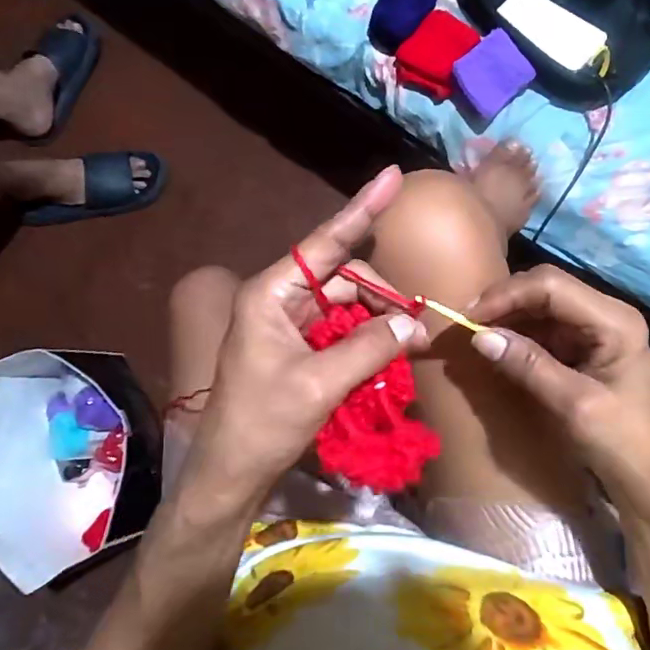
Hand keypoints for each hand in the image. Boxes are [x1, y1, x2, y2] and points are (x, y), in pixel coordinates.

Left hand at [183, 166, 430, 508]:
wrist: (231, 472)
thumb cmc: (263, 423)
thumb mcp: (320, 384)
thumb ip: (370, 348)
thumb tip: (416, 326)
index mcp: (271, 292)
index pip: (325, 242)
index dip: (361, 209)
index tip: (393, 176)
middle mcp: (278, 297)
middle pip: (342, 275)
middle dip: (382, 292)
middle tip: (418, 322)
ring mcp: (287, 322)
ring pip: (345, 301)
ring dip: (378, 315)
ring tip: (410, 338)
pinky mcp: (296, 346)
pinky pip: (339, 325)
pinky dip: (366, 333)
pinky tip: (389, 346)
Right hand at [466, 265, 649, 488]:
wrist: (643, 478)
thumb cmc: (618, 441)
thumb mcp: (572, 404)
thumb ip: (527, 365)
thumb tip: (478, 337)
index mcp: (614, 321)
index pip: (551, 286)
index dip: (507, 295)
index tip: (469, 317)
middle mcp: (604, 313)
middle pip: (545, 287)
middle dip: (503, 300)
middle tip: (464, 321)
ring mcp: (592, 327)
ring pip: (538, 303)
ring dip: (504, 314)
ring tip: (471, 330)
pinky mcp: (578, 344)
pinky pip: (539, 325)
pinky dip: (513, 330)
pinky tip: (492, 342)